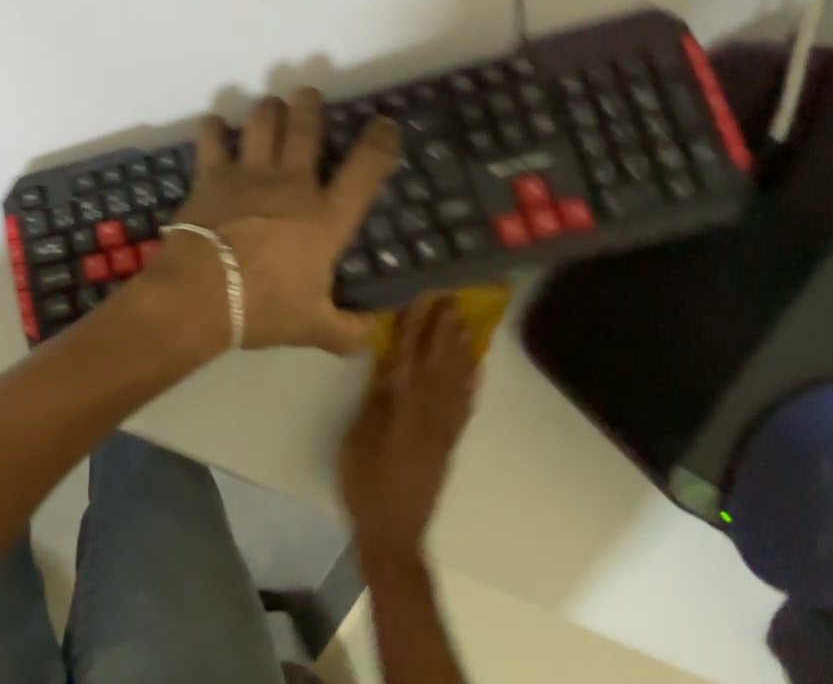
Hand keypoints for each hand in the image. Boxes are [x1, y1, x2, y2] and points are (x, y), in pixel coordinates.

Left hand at [150, 87, 400, 355]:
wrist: (202, 294)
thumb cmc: (264, 308)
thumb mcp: (314, 327)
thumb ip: (347, 330)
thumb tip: (371, 336)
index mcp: (326, 218)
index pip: (365, 170)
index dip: (380, 141)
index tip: (386, 123)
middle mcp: (292, 185)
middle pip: (305, 130)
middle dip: (309, 106)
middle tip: (307, 93)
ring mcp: (249, 176)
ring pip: (262, 125)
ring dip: (268, 110)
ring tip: (271, 103)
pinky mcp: (211, 177)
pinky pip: (212, 141)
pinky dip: (213, 129)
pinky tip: (214, 124)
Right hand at [339, 297, 482, 561]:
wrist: (393, 532)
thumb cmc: (365, 485)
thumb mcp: (359, 439)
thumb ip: (378, 402)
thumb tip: (391, 365)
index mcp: (404, 412)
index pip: (411, 360)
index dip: (416, 328)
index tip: (420, 299)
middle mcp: (430, 416)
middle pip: (441, 365)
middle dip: (445, 331)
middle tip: (450, 299)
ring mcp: (444, 430)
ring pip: (457, 382)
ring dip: (461, 350)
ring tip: (464, 322)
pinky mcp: (448, 443)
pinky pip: (464, 404)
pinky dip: (470, 382)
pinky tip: (473, 368)